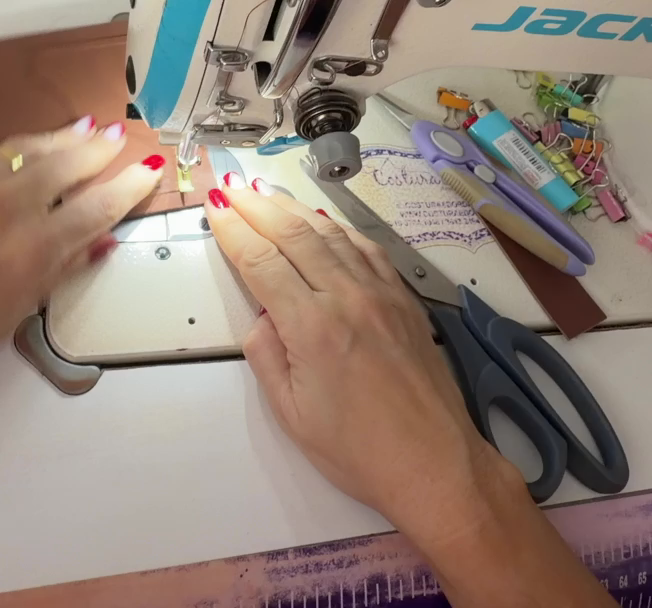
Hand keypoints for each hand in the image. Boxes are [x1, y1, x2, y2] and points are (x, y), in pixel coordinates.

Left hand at [0, 116, 163, 454]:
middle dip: (100, 151)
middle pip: (67, 167)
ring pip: (30, 152)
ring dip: (64, 139)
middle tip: (121, 138)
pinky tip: (33, 145)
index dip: (127, 188)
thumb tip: (93, 244)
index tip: (147, 170)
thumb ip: (53, 274)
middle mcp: (4, 211)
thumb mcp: (3, 319)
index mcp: (28, 255)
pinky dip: (24, 147)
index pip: (95, 209)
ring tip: (89, 128)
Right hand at [203, 176, 521, 544]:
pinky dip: (338, 226)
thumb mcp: (291, 414)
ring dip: (293, 207)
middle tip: (231, 187)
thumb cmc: (357, 450)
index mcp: (312, 327)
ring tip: (266, 192)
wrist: (435, 463)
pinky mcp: (402, 296)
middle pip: (293, 234)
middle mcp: (346, 296)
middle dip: (256, 206)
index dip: (233, 231)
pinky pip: (366, 247)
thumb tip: (263, 313)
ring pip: (330, 232)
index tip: (215, 208)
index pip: (261, 262)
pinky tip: (322, 218)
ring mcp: (379, 291)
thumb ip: (266, 355)